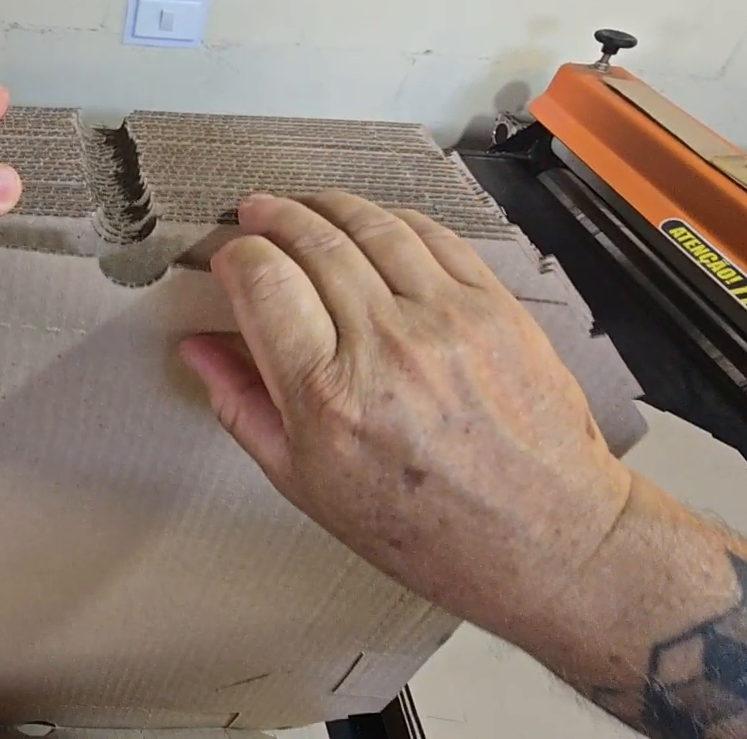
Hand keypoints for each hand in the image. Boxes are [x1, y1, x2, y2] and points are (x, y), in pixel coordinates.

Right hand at [179, 192, 632, 638]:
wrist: (549, 542)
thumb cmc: (420, 524)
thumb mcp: (303, 480)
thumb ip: (240, 403)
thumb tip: (197, 348)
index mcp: (327, 394)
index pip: (262, 280)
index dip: (235, 254)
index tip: (229, 259)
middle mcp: (386, 345)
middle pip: (311, 239)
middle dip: (271, 216)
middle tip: (254, 213)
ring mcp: (448, 319)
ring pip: (369, 224)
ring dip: (323, 205)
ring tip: (302, 207)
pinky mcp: (495, 307)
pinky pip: (431, 234)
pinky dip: (387, 217)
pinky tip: (367, 223)